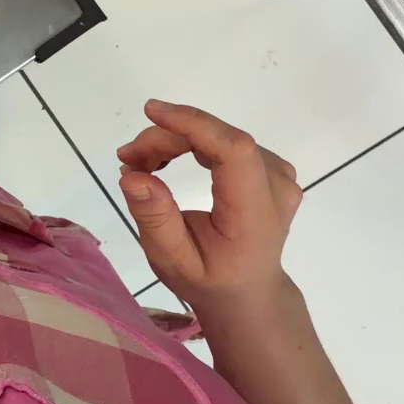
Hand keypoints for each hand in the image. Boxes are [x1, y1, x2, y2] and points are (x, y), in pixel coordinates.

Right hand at [115, 100, 301, 314]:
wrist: (248, 292)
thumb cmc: (208, 279)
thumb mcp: (172, 260)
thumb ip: (155, 218)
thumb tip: (133, 175)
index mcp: (254, 215)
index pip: (234, 151)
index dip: (193, 124)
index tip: (152, 112)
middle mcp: (276, 187)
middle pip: (219, 140)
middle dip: (165, 138)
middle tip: (126, 159)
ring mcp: (277, 175)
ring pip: (217, 136)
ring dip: (173, 141)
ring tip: (140, 164)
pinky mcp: (267, 169)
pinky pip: (223, 141)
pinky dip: (188, 143)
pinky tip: (165, 160)